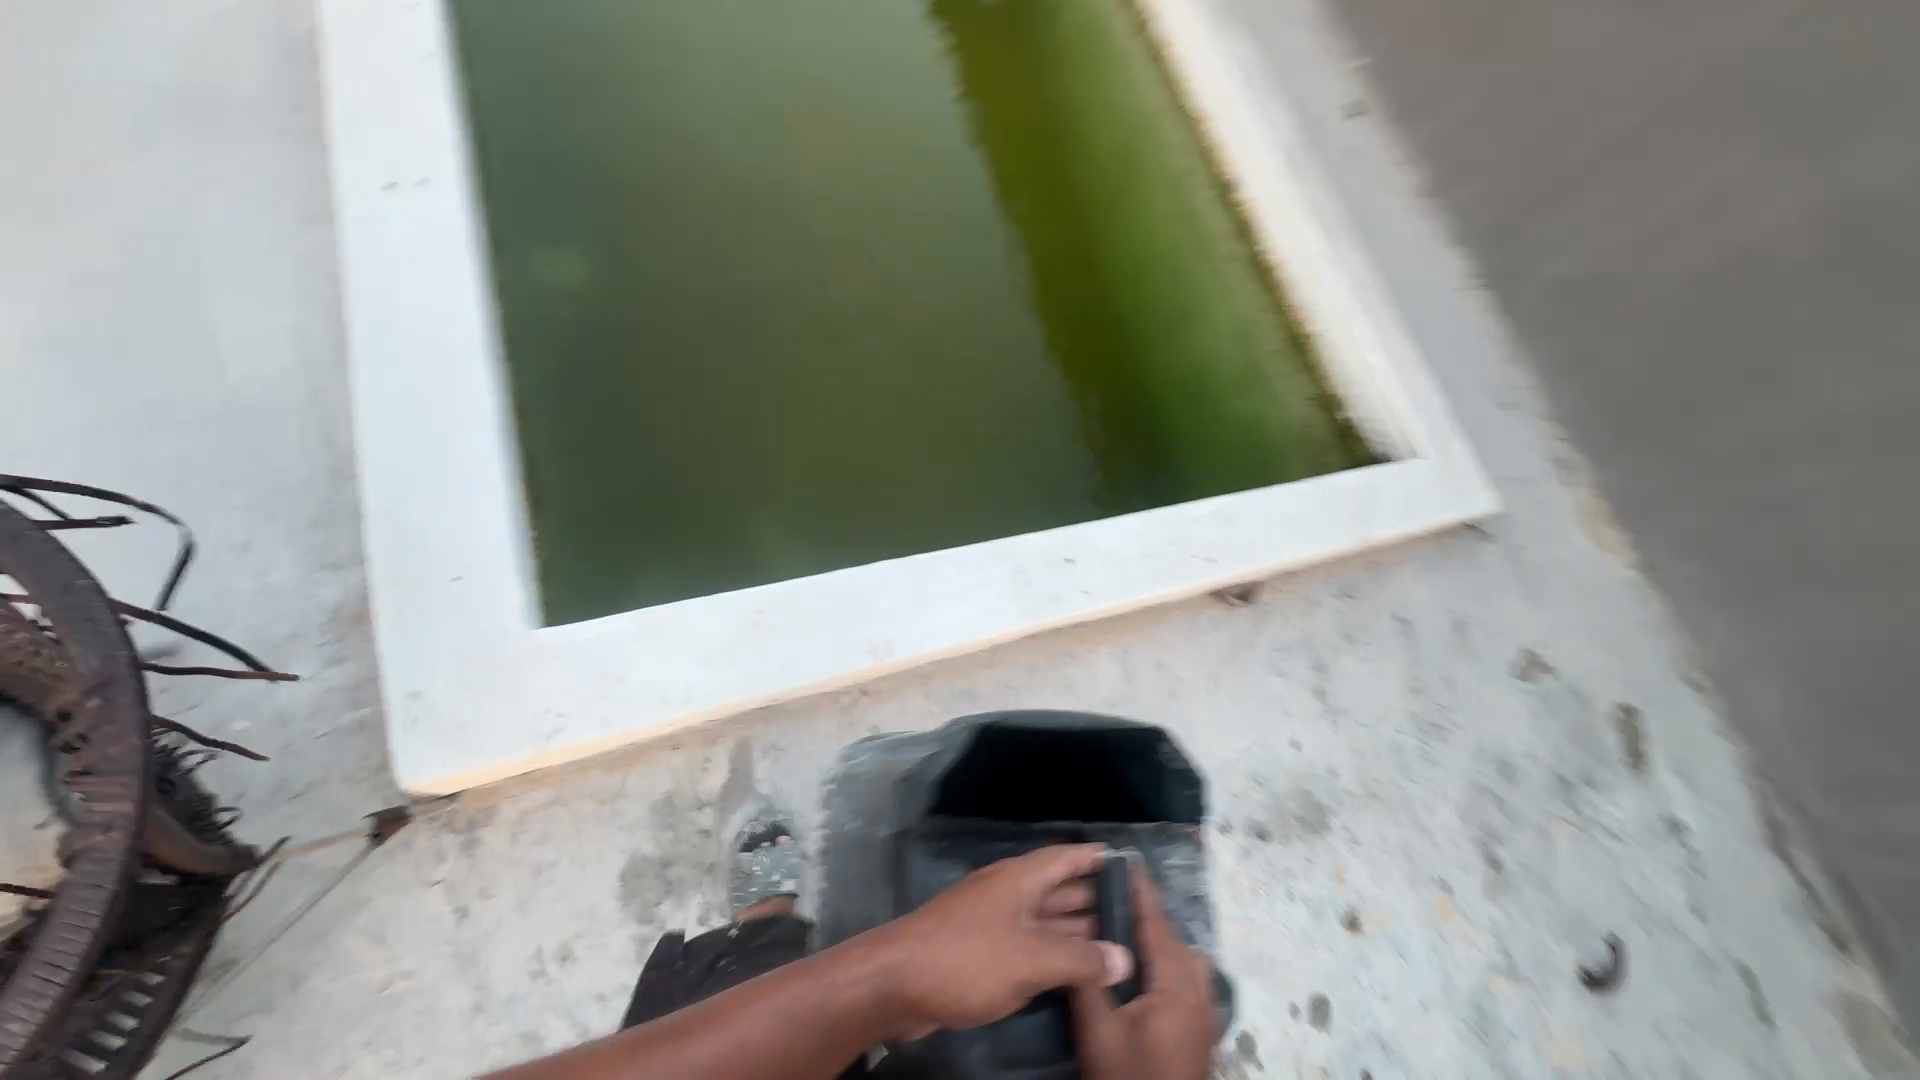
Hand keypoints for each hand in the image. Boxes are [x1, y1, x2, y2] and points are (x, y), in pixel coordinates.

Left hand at [867, 844, 1132, 1037]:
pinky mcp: (980, 950)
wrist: (895, 982)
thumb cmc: (967, 959)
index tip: (1128, 862)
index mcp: (1020, 878)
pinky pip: (1027, 944)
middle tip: (1136, 913)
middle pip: (1059, 888)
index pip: (1067, 857)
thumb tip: (1124, 957)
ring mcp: (991, 920)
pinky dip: (1052, 953)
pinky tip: (1072, 971)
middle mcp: (1008, 892)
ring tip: (1116, 943)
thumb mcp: (1030, 959)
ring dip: (1076, 929)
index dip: (1097, 858)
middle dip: (1095, 898)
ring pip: (1044, 919)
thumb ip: (1080, 959)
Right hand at [1070, 865, 1216, 1079]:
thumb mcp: (1098, 1033)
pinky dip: (1165, 962)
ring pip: (1183, 959)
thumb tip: (1078, 940)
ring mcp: (1204, 1013)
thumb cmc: (1129, 1079)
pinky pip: (1186, 979)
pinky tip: (1138, 971)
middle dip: (1145, 913)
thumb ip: (1088, 981)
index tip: (1124, 860)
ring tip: (1120, 932)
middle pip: (1173, 938)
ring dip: (1157, 939)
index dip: (1140, 891)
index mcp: (1177, 985)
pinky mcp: (1199, 1031)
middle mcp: (1198, 991)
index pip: (1156, 924)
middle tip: (1107, 896)